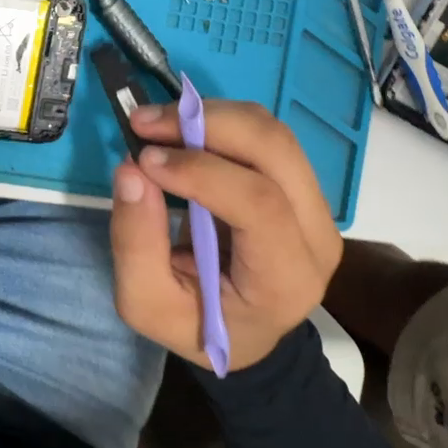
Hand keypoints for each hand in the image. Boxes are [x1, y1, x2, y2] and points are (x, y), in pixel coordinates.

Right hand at [109, 100, 342, 372]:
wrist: (243, 333)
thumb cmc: (197, 325)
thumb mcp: (148, 305)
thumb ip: (135, 244)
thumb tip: (131, 170)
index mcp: (286, 280)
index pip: (260, 205)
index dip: (201, 171)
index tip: (143, 159)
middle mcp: (316, 236)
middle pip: (275, 150)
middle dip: (206, 122)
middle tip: (143, 123)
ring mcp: (315, 206)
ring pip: (271, 132)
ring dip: (209, 115)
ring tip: (156, 125)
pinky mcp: (300, 184)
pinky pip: (264, 135)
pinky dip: (217, 121)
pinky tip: (179, 132)